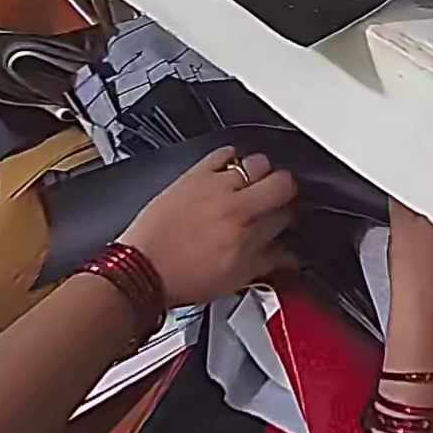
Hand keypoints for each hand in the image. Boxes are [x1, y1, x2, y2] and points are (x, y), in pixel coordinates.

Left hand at [119, 147, 297, 306]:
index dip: (291, 216)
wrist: (141, 270)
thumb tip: (289, 258)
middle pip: (282, 183)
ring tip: (255, 182)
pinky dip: (233, 157)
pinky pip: (225, 152)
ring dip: (262, 172)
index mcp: (248, 238)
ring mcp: (216, 188)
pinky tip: (232, 168)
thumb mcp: (233, 280)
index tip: (286, 217)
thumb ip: (266, 264)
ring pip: (258, 163)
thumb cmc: (181, 277)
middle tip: (278, 196)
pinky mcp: (195, 175)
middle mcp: (236, 209)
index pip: (287, 216)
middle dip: (286, 189)